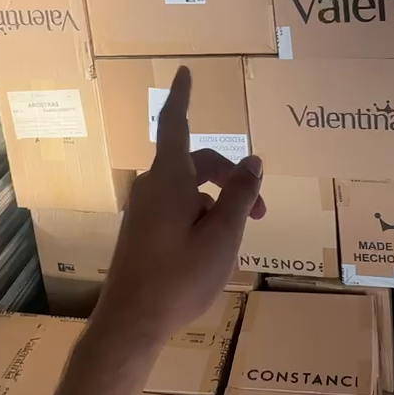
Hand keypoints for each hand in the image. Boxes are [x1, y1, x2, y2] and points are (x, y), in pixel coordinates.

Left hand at [92, 66, 264, 345]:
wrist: (130, 323)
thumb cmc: (179, 278)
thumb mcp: (222, 236)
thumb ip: (240, 195)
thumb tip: (253, 160)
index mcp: (169, 179)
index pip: (176, 124)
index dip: (183, 95)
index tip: (185, 71)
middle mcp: (152, 186)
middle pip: (196, 162)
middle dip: (231, 177)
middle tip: (262, 210)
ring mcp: (144, 209)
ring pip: (189, 189)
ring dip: (218, 202)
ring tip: (239, 239)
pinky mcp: (141, 231)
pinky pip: (177, 208)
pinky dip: (201, 216)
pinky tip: (213, 251)